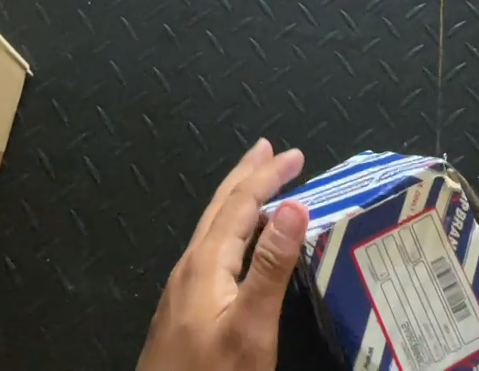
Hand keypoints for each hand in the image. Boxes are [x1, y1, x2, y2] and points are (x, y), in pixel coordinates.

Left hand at [138, 140, 308, 369]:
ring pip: (213, 227)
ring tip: (257, 183)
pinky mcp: (183, 310)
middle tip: (270, 150)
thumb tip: (295, 205)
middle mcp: (190, 267)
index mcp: (205, 262)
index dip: (267, 175)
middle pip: (220, 207)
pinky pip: (211, 249)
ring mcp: (183, 289)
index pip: (240, 203)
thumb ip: (271, 267)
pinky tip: (237, 243)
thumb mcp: (251, 329)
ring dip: (238, 199)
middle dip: (248, 175)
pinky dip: (231, 228)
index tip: (296, 156)